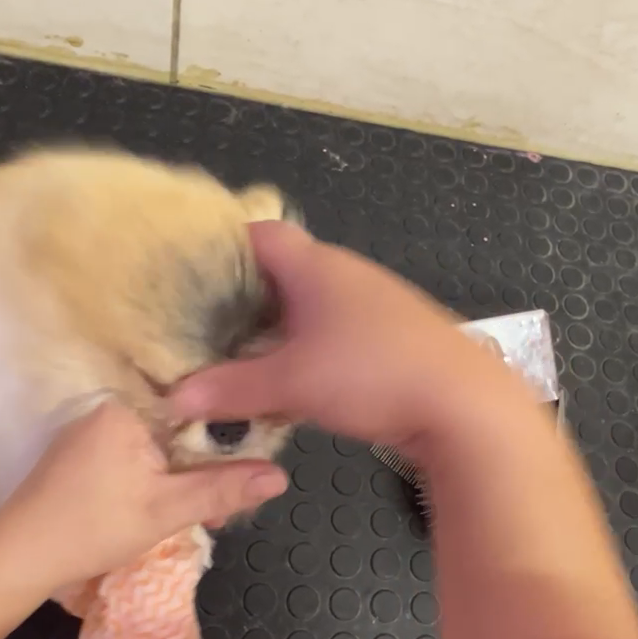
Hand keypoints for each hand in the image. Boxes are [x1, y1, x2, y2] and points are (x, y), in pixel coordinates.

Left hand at [0, 402, 286, 591]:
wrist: (18, 557)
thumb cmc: (93, 527)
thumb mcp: (167, 510)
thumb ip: (224, 489)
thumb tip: (280, 477)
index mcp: (130, 405)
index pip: (199, 403)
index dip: (232, 431)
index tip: (257, 458)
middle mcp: (112, 406)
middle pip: (182, 426)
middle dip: (208, 463)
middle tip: (230, 503)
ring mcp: (95, 430)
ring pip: (161, 444)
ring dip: (185, 475)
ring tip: (208, 512)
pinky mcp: (86, 453)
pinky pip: (138, 454)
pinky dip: (159, 476)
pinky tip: (171, 504)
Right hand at [172, 222, 533, 452]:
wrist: (462, 404)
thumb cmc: (372, 374)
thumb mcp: (291, 383)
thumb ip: (229, 389)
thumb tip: (175, 397)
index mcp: (316, 265)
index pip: (257, 234)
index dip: (218, 250)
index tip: (186, 281)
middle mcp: (343, 274)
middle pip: (278, 273)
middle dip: (239, 300)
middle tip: (200, 330)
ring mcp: (369, 304)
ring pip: (305, 307)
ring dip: (273, 332)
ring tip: (235, 360)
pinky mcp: (386, 337)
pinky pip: (329, 333)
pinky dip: (303, 350)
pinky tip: (288, 382)